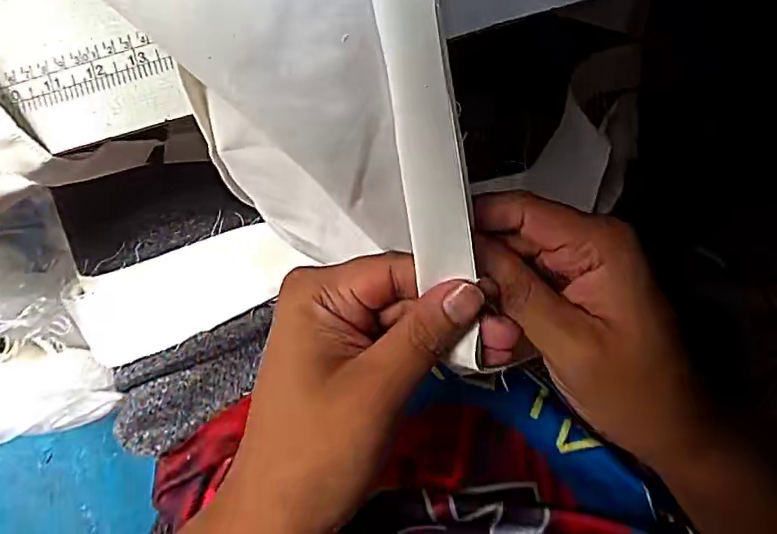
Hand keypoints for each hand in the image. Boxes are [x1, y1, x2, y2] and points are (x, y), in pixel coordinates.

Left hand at [188, 252, 485, 533]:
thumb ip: (422, 334)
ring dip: (450, 336)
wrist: (278, 522)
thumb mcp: (373, 391)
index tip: (486, 296)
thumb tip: (462, 292)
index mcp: (316, 292)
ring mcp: (339, 329)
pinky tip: (464, 358)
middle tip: (498, 330)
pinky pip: (400, 341)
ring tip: (491, 347)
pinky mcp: (353, 355)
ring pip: (408, 318)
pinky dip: (432, 353)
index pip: (395, 269)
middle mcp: (326, 301)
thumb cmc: (302, 462)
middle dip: (454, 315)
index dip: (445, 282)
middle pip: (405, 292)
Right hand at [471, 191, 714, 471]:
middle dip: (487, 270)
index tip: (440, 237)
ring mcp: (582, 264)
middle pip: (516, 235)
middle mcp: (590, 242)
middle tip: (468, 307)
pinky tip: (508, 340)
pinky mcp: (575, 285)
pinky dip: (512, 308)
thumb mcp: (570, 344)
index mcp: (599, 242)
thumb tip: (474, 251)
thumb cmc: (637, 393)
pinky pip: (529, 282)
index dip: (479, 217)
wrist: (678, 433)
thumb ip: (518, 292)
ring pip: (516, 261)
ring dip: (498, 296)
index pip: (524, 209)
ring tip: (495, 337)